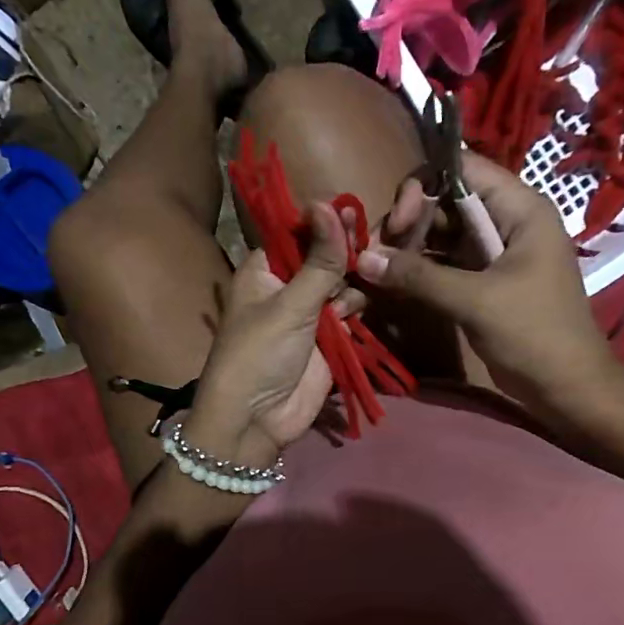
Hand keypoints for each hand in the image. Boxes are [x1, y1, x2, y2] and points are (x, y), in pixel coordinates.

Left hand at [192, 201, 354, 462]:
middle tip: (366, 246)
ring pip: (341, 282)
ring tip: (353, 292)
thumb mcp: (289, 305)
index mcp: (264, 269)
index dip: (324, 220)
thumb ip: (320, 260)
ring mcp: (309, 313)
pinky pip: (349, 312)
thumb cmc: (259, 354)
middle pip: (324, 255)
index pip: (297, 231)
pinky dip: (355, 309)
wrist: (257, 420)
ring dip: (350, 284)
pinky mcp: (329, 338)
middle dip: (344, 252)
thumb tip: (329, 204)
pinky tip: (353, 314)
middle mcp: (287, 286)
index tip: (353, 211)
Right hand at [359, 153, 617, 413]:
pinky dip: (421, 268)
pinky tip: (393, 279)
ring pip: (443, 232)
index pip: (464, 168)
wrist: (566, 387)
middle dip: (411, 219)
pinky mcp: (485, 281)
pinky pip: (447, 261)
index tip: (398, 221)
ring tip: (379, 267)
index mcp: (520, 209)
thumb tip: (363, 258)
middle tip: (379, 252)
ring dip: (411, 245)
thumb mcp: (475, 301)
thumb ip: (419, 276)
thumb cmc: (533, 334)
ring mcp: (495, 252)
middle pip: (448, 199)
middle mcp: (507, 222)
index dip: (424, 184)